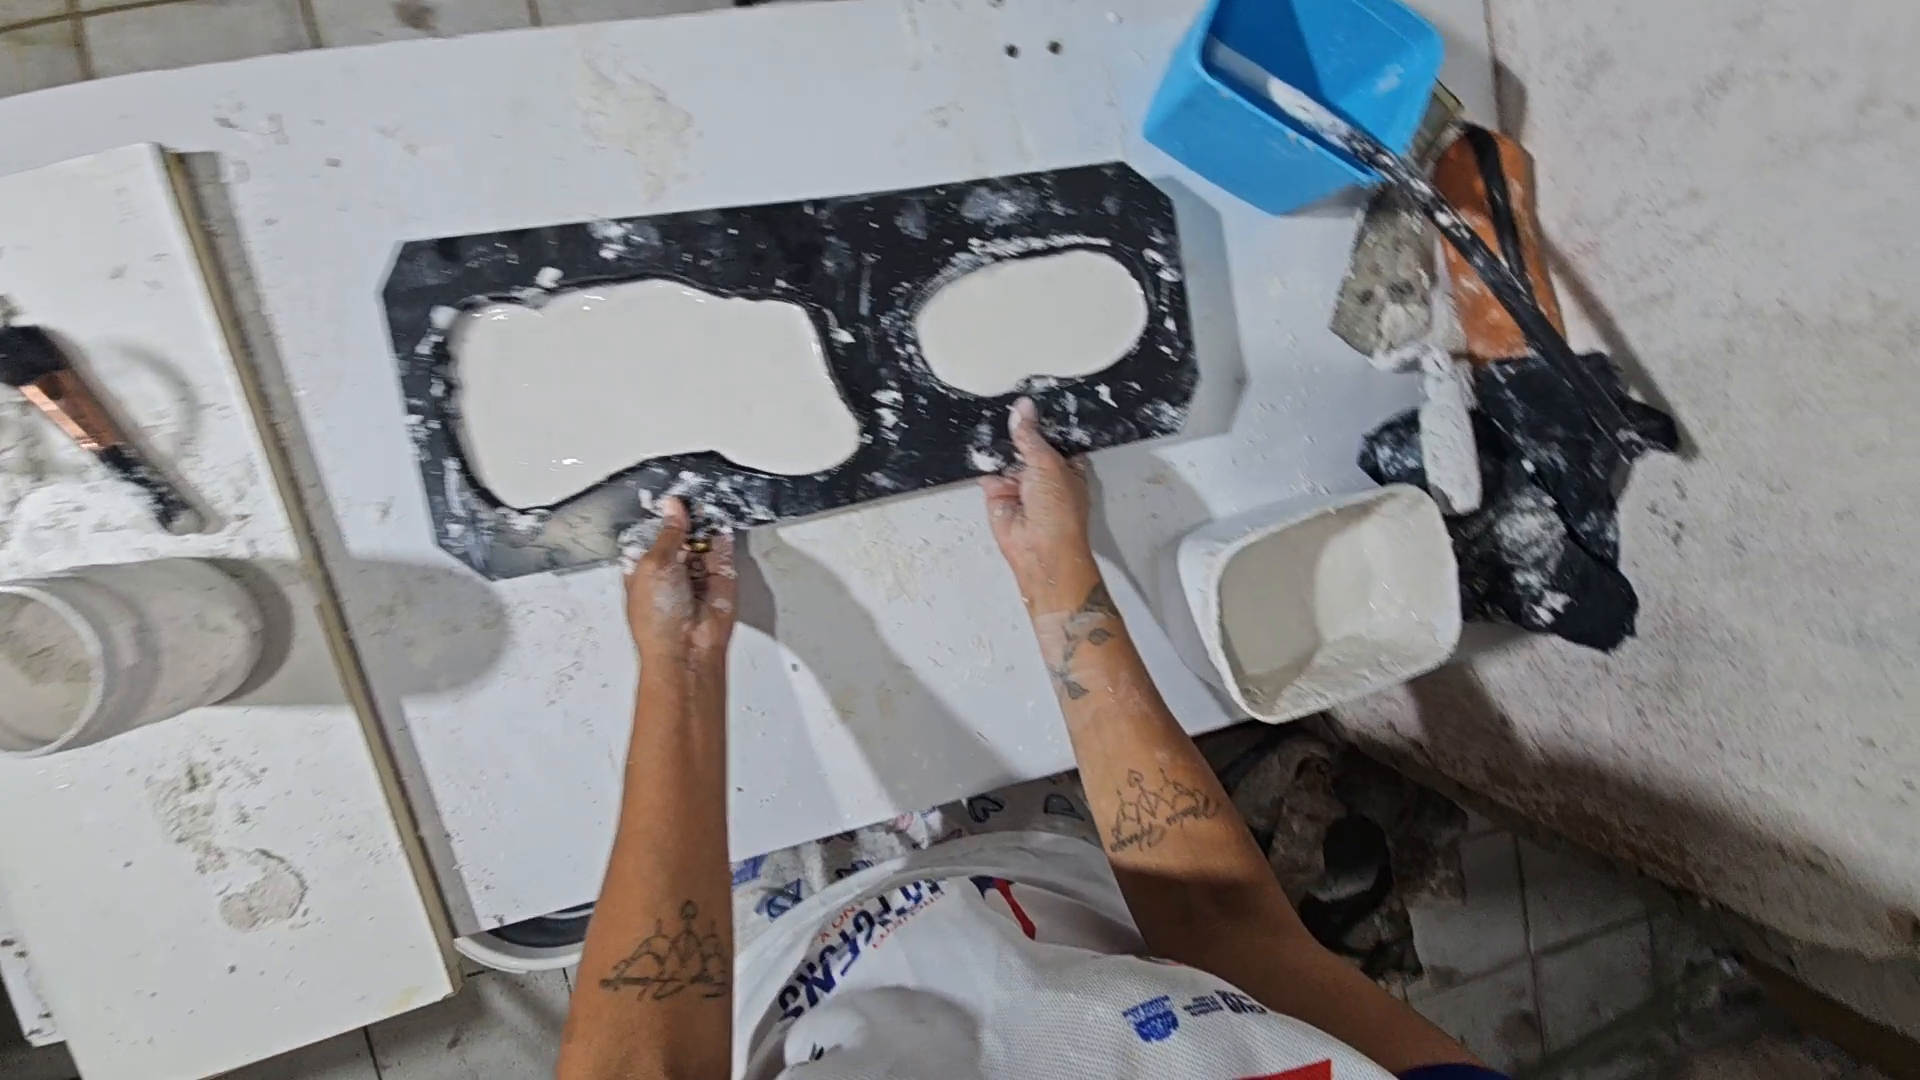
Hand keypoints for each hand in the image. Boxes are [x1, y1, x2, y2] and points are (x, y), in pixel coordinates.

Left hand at [625, 497, 736, 668]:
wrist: (688, 647)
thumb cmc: (657, 619)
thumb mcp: (653, 564)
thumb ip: (668, 533)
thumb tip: (673, 507)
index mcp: (644, 567)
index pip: (652, 533)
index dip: (661, 515)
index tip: (669, 498)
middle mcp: (672, 570)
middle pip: (680, 533)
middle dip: (685, 517)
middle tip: (690, 497)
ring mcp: (698, 572)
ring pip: (703, 538)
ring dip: (705, 523)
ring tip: (705, 505)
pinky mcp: (723, 576)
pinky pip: (725, 549)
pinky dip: (724, 534)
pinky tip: (720, 519)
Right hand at [980, 398, 1099, 615]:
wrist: (1038, 549)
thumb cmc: (1059, 512)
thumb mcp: (1047, 463)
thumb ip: (1031, 435)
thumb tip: (1023, 407)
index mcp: (1066, 466)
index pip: (1053, 437)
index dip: (1042, 421)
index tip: (1030, 398)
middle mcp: (1044, 475)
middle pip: (1028, 444)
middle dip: (1018, 430)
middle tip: (1007, 405)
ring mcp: (1020, 486)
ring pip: (1006, 456)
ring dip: (1000, 445)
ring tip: (991, 420)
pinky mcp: (997, 495)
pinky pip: (988, 472)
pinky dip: (984, 462)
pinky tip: (980, 444)